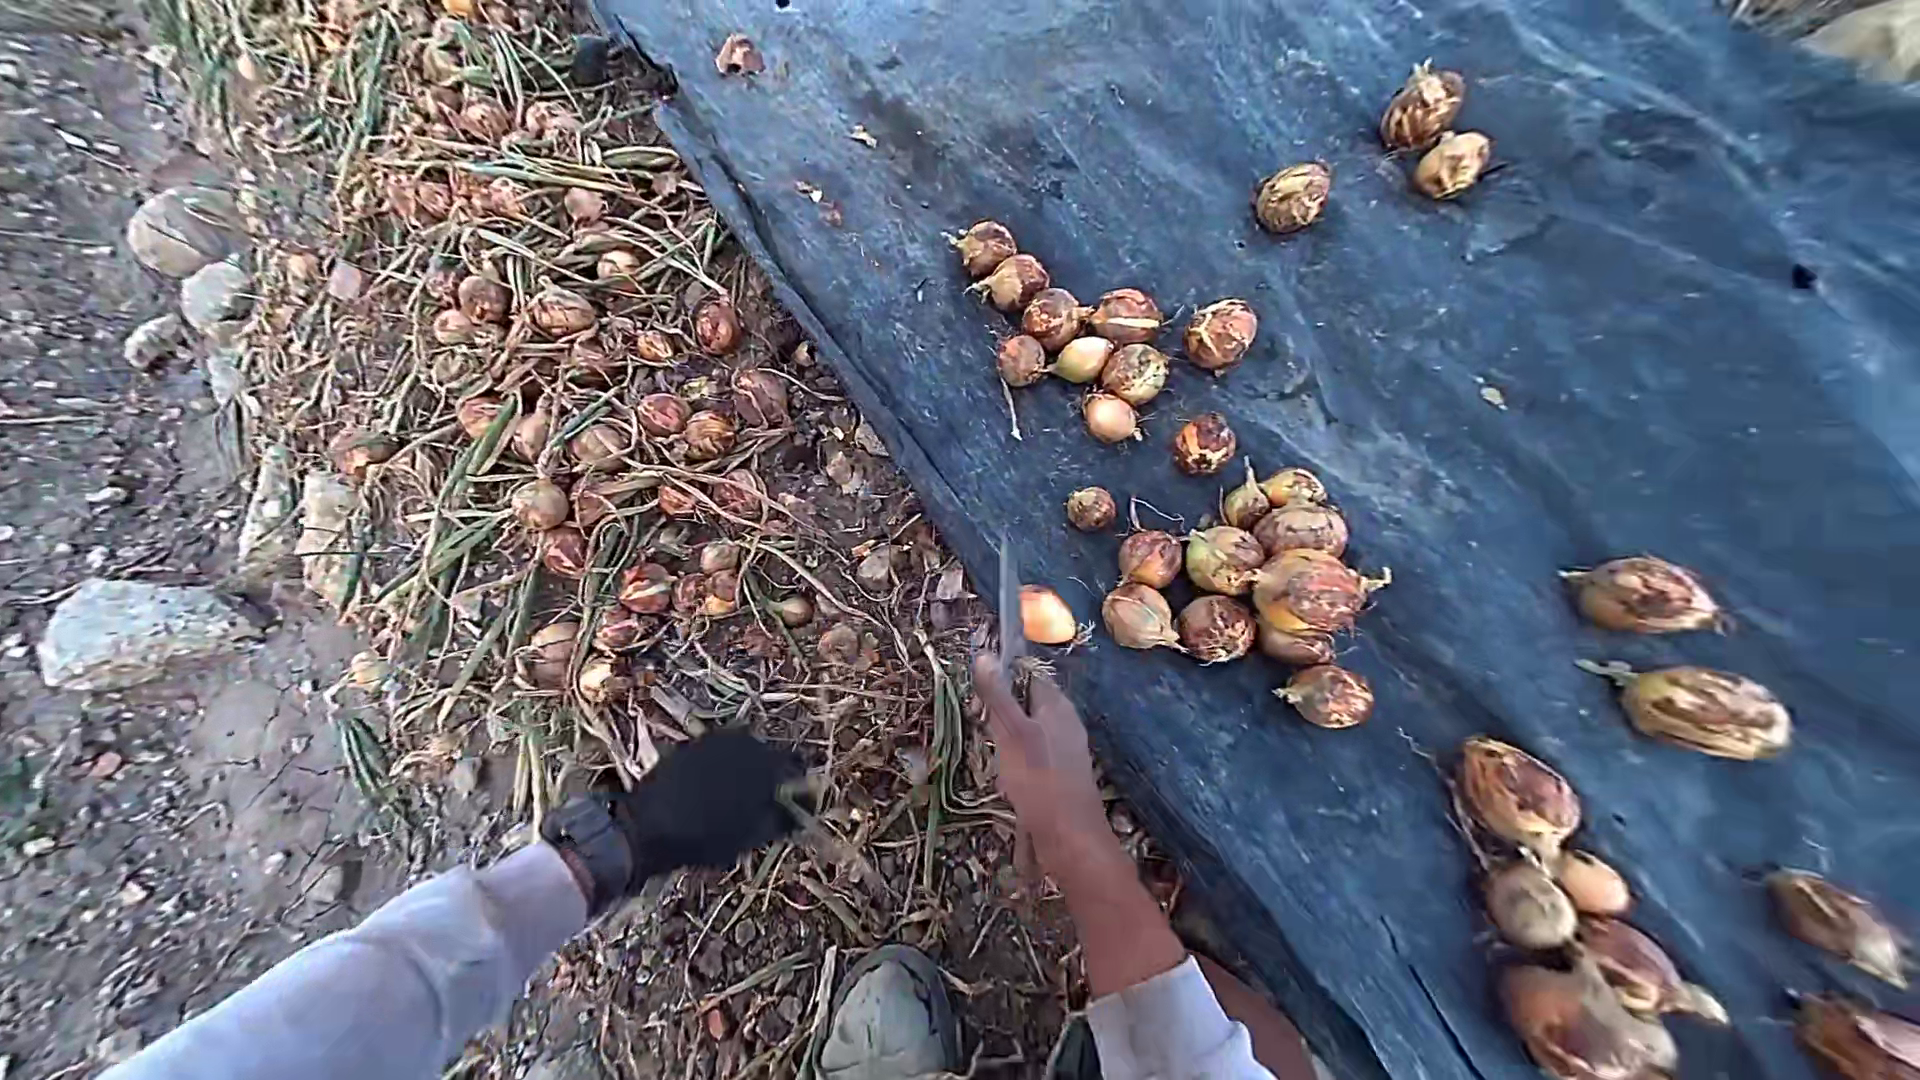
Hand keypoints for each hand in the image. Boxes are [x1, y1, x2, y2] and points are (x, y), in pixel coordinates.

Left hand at [610, 729, 806, 883]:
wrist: (644, 830)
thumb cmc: (704, 838)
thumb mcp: (752, 835)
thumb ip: (783, 819)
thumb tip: (805, 812)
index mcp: (765, 762)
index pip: (795, 761)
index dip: (796, 778)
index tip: (793, 793)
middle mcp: (745, 741)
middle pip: (769, 752)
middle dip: (770, 770)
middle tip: (763, 796)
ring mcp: (716, 739)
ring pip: (743, 749)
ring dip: (745, 765)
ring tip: (736, 791)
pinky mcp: (692, 743)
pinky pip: (717, 750)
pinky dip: (721, 764)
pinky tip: (711, 785)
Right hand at [970, 655, 1110, 869]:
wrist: (1071, 839)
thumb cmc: (1039, 779)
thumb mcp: (1010, 731)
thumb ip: (997, 694)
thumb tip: (983, 654)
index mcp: (1056, 704)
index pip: (1026, 674)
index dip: (1002, 681)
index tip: (980, 700)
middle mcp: (1064, 722)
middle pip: (1023, 705)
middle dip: (1000, 719)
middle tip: (986, 736)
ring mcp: (1064, 750)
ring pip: (1024, 735)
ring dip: (1005, 748)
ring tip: (999, 767)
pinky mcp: (1061, 775)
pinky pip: (1031, 760)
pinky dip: (1016, 769)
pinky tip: (1010, 788)